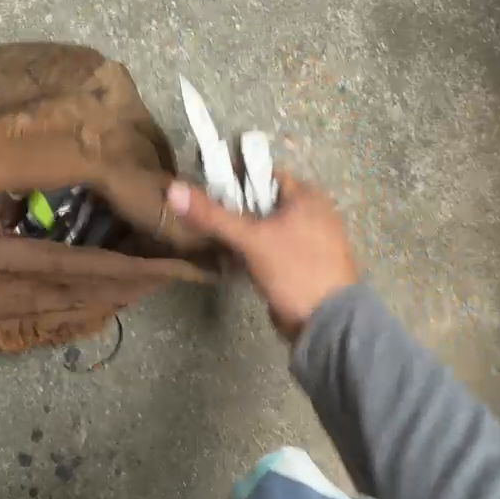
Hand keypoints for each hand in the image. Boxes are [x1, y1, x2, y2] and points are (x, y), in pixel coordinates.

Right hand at [167, 172, 358, 340]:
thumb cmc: (294, 270)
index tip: (206, 186)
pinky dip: (251, 248)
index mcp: (308, 197)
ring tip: (212, 235)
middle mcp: (313, 213)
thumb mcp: (250, 239)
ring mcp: (310, 239)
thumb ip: (212, 215)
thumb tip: (173, 189)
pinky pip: (270, 246)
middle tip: (204, 213)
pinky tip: (231, 257)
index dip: (234, 177)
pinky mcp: (303, 263)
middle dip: (234, 207)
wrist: (327, 324)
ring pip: (265, 225)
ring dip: (241, 230)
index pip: (263, 174)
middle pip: (262, 200)